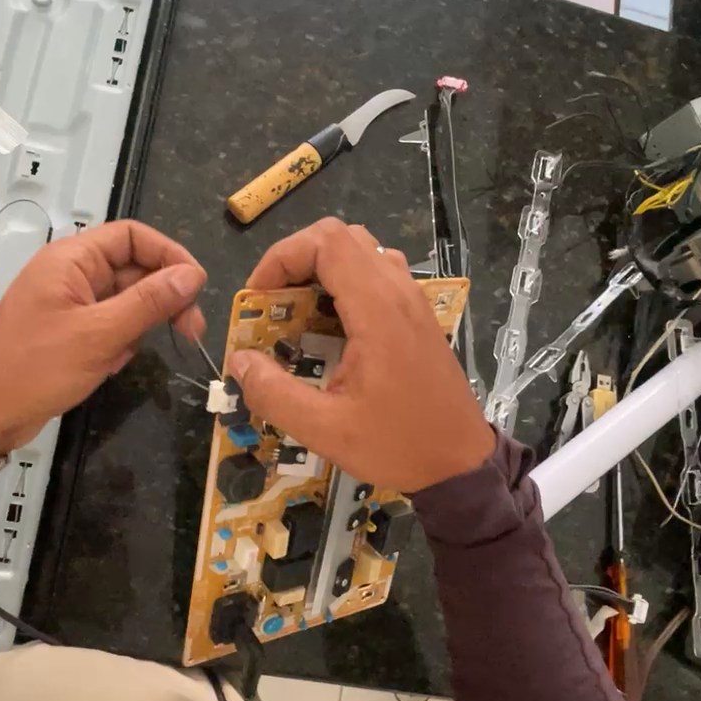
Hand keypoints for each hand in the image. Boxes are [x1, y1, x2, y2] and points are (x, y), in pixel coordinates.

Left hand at [0, 220, 206, 453]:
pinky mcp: (71, 332)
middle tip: (190, 331)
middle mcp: (73, 274)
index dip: (170, 255)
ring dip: (139, 327)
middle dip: (164, 297)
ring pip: (127, 301)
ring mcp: (72, 304)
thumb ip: (149, 302)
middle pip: (135, 268)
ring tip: (124, 356)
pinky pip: (112, 327)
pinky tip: (109, 366)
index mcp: (72, 260)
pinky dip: (120, 344)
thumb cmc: (33, 369)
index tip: (196, 287)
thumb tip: (193, 275)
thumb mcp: (99, 335)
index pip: (133, 236)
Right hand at [228, 218, 493, 492]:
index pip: (327, 242)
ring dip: (321, 269)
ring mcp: (413, 301)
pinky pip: (377, 275)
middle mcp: (399, 292)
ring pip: (361, 251)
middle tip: (272, 303)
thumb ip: (274, 393)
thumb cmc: (397, 445)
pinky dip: (344, 284)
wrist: (461, 463)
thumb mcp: (325, 430)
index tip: (259, 298)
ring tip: (296, 312)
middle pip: (341, 237)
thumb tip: (238, 361)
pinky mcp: (417, 316)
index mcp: (378, 310)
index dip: (282, 256)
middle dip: (296, 260)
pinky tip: (330, 327)